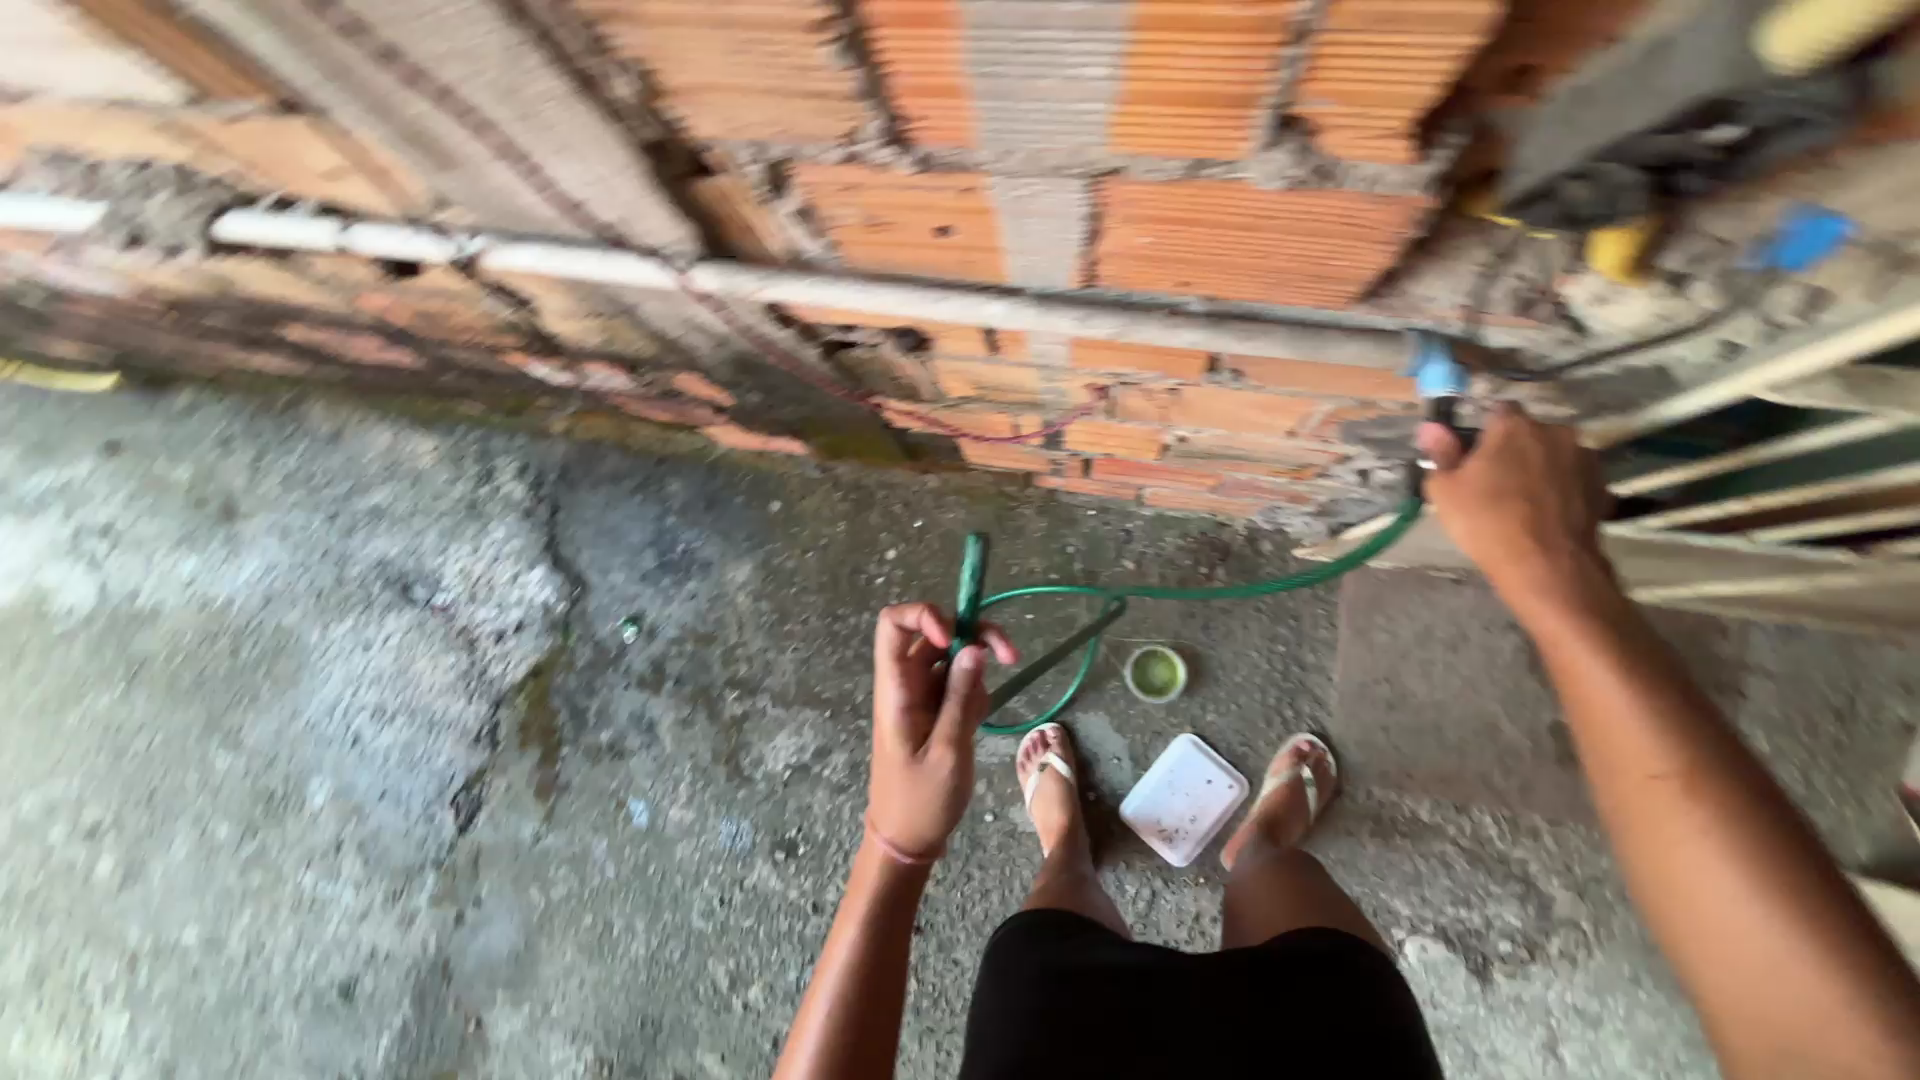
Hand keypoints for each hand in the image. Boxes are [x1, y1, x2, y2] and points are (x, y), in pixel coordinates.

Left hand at [866, 604, 1017, 861]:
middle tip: (1010, 654)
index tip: (957, 636)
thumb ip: (961, 698)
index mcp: (895, 688)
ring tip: (985, 709)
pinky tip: (978, 722)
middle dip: (974, 635)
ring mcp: (921, 695)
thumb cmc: (921, 802)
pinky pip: (958, 682)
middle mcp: (906, 683)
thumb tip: (974, 648)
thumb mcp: (948, 751)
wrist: (907, 840)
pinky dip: (975, 692)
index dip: (925, 615)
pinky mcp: (936, 709)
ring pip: (952, 656)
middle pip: (936, 633)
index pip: (894, 624)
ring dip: (977, 669)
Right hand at [1415, 402, 1613, 607]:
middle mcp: (1555, 432)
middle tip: (1494, 481)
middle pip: (1528, 433)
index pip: (1497, 410)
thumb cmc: (1486, 520)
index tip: (1472, 454)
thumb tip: (1431, 427)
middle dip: (1513, 449)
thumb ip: (1441, 453)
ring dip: (1540, 468)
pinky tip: (1546, 513)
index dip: (1483, 430)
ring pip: (1553, 455)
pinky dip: (1561, 489)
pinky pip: (1573, 479)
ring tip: (1523, 500)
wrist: (1546, 564)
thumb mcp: (1445, 490)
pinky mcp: (1602, 485)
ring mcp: (1584, 458)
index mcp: (1513, 426)